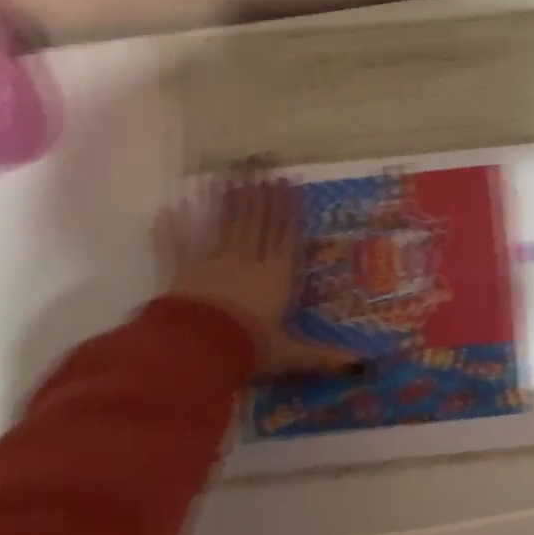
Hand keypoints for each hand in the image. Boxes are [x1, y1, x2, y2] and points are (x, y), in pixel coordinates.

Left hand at [154, 172, 359, 375]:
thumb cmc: (250, 347)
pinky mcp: (183, 273)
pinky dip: (174, 229)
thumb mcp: (291, 353)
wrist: (199, 348)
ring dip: (228, 200)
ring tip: (230, 176)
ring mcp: (213, 263)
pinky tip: (171, 209)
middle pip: (256, 222)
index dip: (287, 209)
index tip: (287, 183)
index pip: (285, 236)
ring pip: (224, 225)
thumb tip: (363, 365)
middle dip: (260, 194)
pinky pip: (178, 247)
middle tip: (260, 168)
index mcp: (277, 276)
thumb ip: (323, 355)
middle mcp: (248, 261)